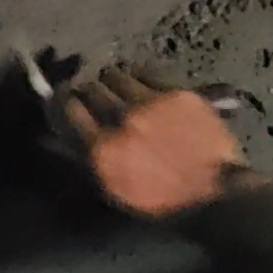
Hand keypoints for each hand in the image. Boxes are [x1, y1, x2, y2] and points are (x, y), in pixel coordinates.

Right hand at [62, 68, 250, 217]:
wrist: (212, 195)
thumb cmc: (159, 202)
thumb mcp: (113, 189)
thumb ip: (87, 158)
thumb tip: (60, 136)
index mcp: (100, 149)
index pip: (69, 109)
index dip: (66, 101)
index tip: (68, 100)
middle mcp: (120, 121)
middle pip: (91, 88)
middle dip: (88, 90)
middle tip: (94, 95)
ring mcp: (149, 103)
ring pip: (116, 74)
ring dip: (112, 80)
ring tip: (118, 87)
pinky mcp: (175, 92)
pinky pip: (147, 70)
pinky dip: (139, 74)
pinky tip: (142, 82)